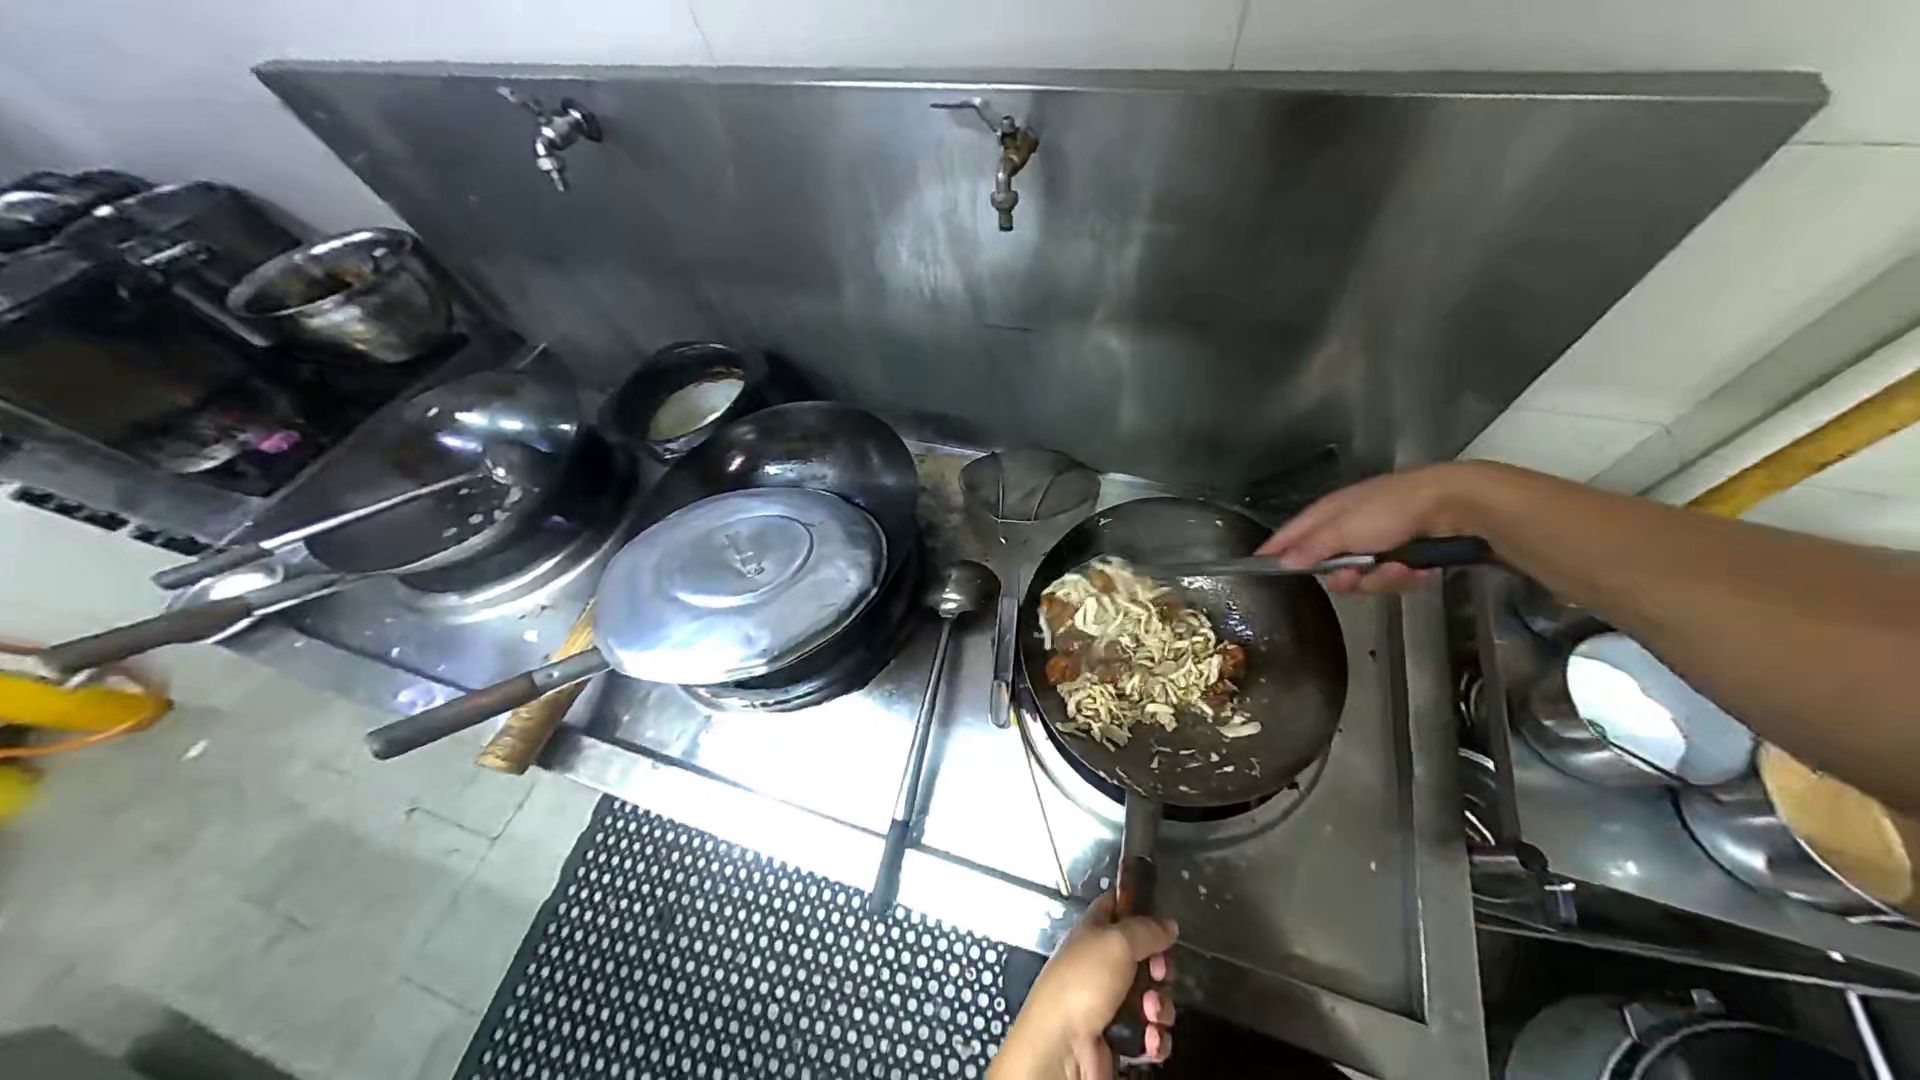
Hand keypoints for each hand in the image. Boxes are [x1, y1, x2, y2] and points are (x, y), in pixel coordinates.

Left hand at [991, 892, 1178, 1078]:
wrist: (1062, 1045)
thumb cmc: (1085, 980)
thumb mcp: (1116, 943)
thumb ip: (1146, 930)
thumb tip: (1170, 925)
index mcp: (1092, 932)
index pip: (1114, 906)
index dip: (1137, 907)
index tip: (1161, 919)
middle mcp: (1101, 964)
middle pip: (1142, 957)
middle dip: (1160, 968)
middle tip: (1160, 974)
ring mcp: (1110, 1003)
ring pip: (1150, 997)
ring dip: (1159, 1006)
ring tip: (1151, 1012)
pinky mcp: (1119, 1039)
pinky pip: (1149, 1034)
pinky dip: (1154, 1038)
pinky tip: (1149, 1040)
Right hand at [1257, 462, 1492, 593]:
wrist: (1456, 505)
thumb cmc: (1392, 511)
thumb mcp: (1344, 530)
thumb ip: (1312, 547)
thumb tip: (1283, 561)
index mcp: (1330, 512)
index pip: (1293, 531)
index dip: (1276, 548)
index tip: (1257, 563)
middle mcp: (1352, 524)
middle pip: (1329, 563)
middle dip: (1342, 575)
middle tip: (1351, 577)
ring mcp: (1381, 538)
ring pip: (1362, 575)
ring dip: (1377, 578)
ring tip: (1396, 569)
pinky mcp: (1407, 552)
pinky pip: (1391, 576)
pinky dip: (1402, 576)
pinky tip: (1415, 568)